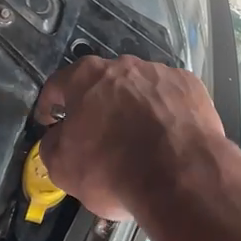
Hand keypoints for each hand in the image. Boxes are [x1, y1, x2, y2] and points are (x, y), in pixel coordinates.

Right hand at [34, 55, 226, 220]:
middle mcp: (124, 65)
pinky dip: (165, 113)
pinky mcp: (190, 85)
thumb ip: (53, 144)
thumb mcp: (63, 168)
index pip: (59, 84)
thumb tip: (58, 136)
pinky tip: (168, 139)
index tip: (50, 121)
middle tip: (98, 137)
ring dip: (134, 108)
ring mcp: (161, 72)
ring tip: (139, 141)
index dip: (51, 104)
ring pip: (139, 89)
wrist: (181, 175)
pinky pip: (170, 98)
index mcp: (88, 77)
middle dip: (98, 107)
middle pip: (103, 84)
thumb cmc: (112, 169)